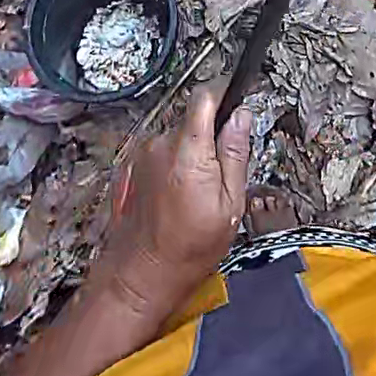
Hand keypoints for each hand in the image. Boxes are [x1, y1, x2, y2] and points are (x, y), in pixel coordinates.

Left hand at [94, 87, 250, 317]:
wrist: (139, 278)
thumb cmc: (189, 248)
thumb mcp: (229, 204)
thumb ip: (235, 153)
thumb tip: (242, 116)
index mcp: (189, 151)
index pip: (204, 97)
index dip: (223, 97)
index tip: (234, 110)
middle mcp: (161, 145)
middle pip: (193, 119)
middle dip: (210, 137)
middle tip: (220, 173)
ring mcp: (143, 155)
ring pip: (179, 137)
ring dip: (191, 153)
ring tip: (197, 192)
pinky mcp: (133, 167)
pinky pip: (163, 152)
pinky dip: (174, 166)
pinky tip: (178, 196)